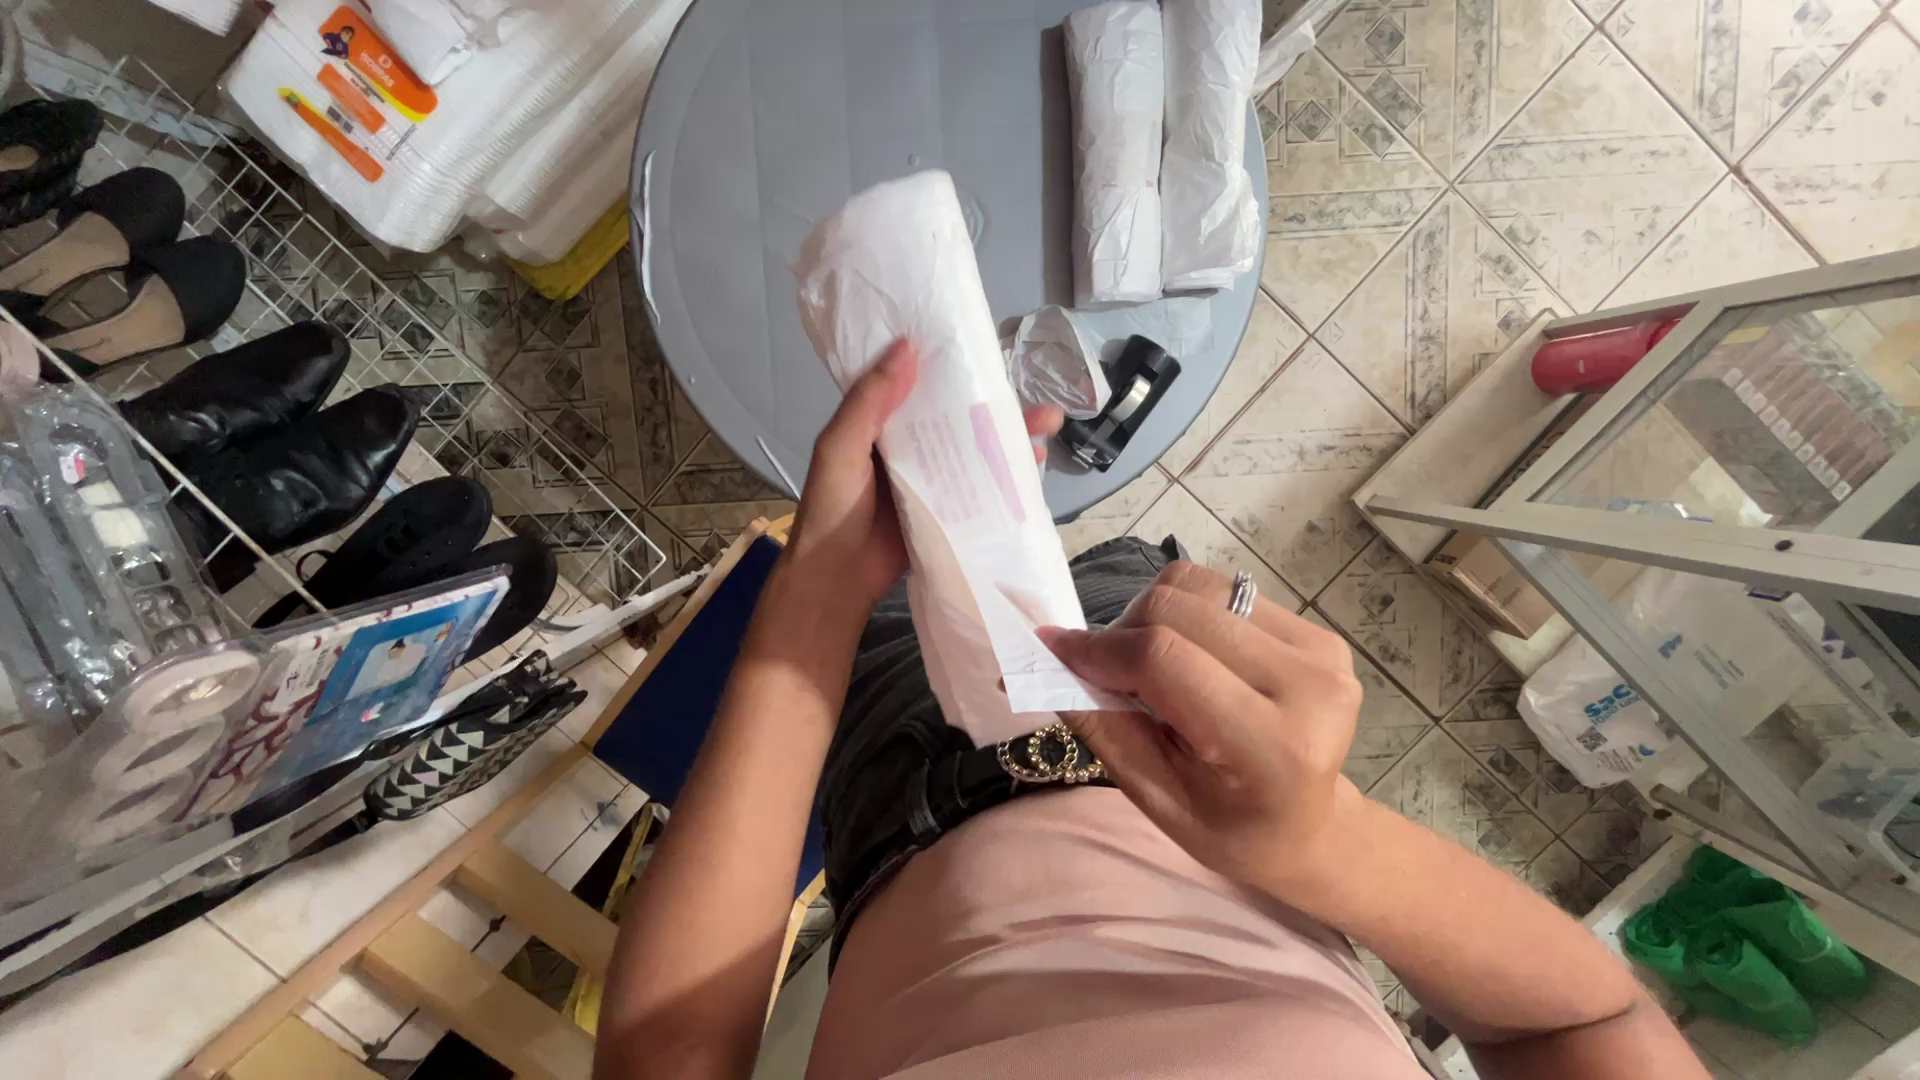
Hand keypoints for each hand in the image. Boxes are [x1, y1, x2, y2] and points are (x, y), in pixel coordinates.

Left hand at [784, 339, 1066, 613]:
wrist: (837, 575)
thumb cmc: (832, 505)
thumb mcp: (840, 445)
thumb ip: (870, 400)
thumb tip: (907, 346)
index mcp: (882, 424)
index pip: (922, 387)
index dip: (952, 369)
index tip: (988, 354)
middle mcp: (911, 447)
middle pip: (960, 419)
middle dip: (999, 408)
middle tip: (1039, 402)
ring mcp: (932, 480)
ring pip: (976, 450)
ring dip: (1010, 439)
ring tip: (1047, 426)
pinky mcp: (945, 510)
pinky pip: (978, 488)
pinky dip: (1005, 477)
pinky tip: (1033, 467)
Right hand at [1040, 561, 1364, 901]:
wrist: (1308, 829)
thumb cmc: (1224, 826)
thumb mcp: (1153, 795)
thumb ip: (1101, 722)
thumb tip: (1046, 656)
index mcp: (1270, 746)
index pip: (1163, 659)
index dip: (1099, 647)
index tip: (1055, 648)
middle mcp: (1308, 686)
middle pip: (1177, 608)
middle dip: (1122, 629)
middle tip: (1109, 668)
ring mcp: (1322, 653)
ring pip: (1198, 587)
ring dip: (1154, 614)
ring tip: (1152, 661)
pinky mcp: (1321, 634)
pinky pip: (1225, 590)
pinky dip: (1188, 613)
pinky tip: (1193, 654)